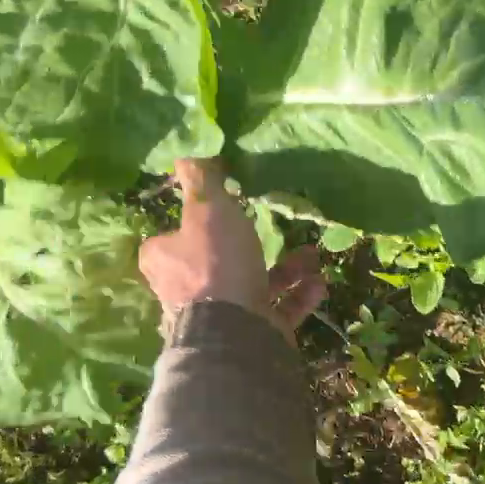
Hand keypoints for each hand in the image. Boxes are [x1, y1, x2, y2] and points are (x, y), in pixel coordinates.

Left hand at [140, 159, 324, 343]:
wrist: (236, 331)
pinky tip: (319, 284)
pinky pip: (280, 308)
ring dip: (290, 271)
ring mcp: (222, 314)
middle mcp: (187, 288)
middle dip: (264, 249)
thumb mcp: (208, 211)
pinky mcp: (253, 332)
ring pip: (259, 285)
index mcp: (165, 258)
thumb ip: (203, 182)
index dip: (211, 225)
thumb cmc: (217, 266)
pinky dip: (300, 295)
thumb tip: (192, 151)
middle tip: (289, 238)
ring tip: (315, 259)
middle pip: (227, 262)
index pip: (182, 236)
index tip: (240, 216)